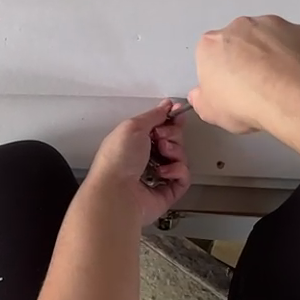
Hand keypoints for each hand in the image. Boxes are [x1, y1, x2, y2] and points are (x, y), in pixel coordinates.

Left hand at [84, 100, 190, 224]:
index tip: (178, 113)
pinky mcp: (166, 192)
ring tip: (162, 154)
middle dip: (172, 135)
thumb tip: (166, 106)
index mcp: (134, 140)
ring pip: (180, 158)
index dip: (171, 119)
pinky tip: (164, 172)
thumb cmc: (117, 160)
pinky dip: (178, 172)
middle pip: (173, 140)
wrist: (116, 193)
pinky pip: (183, 178)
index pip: (160, 126)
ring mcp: (156, 175)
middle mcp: (145, 157)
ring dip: (175, 152)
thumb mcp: (133, 126)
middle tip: (161, 138)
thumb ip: (153, 115)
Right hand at [189, 15, 299, 135]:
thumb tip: (200, 95)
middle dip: (245, 59)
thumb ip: (201, 99)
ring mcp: (271, 25)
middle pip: (238, 41)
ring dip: (270, 54)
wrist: (292, 98)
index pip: (210, 56)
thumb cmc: (246, 103)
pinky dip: (294, 55)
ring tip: (279, 84)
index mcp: (211, 44)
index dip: (220, 75)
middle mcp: (239, 27)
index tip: (230, 91)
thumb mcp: (210, 112)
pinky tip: (298, 77)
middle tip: (255, 87)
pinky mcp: (299, 30)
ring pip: (267, 38)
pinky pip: (292, 42)